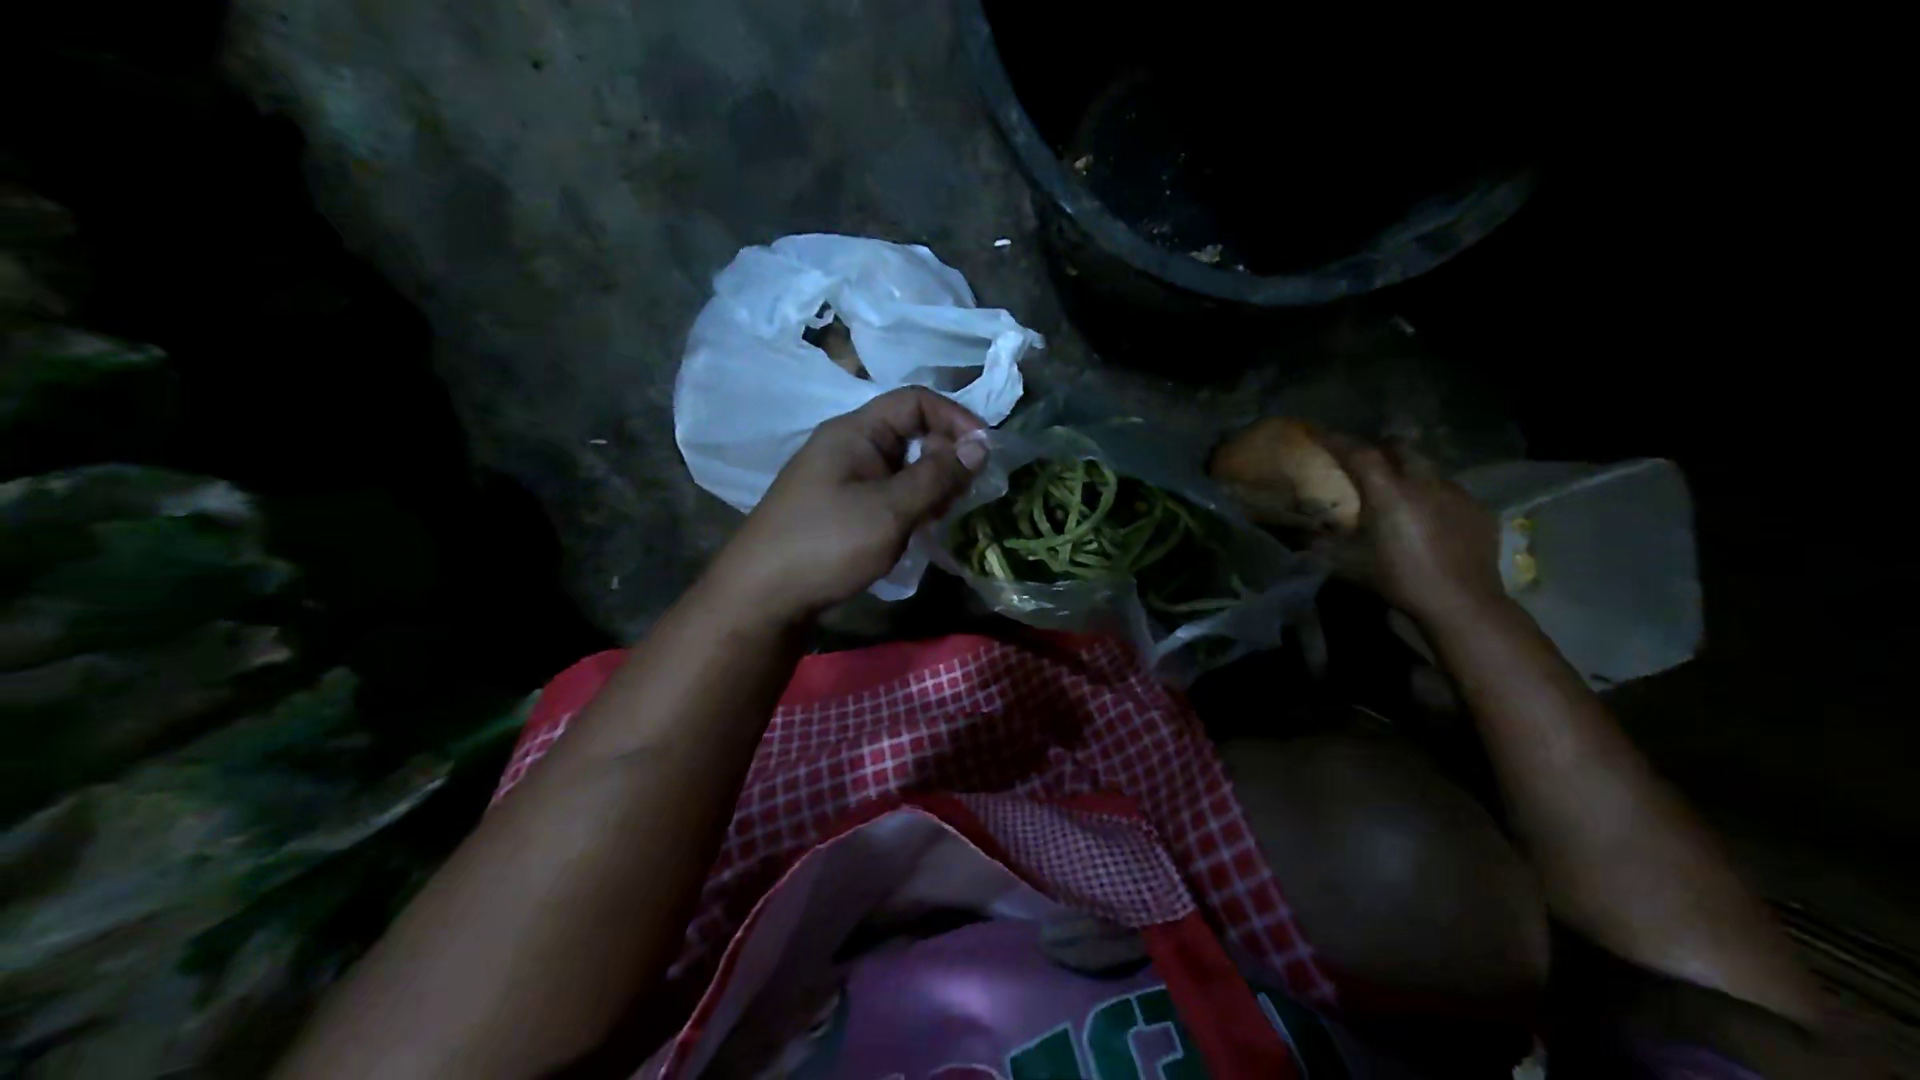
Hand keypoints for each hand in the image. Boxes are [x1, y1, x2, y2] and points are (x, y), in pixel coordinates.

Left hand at [707, 387, 988, 624]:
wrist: (761, 597)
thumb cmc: (826, 544)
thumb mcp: (890, 510)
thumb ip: (937, 476)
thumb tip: (981, 445)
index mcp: (854, 432)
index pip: (915, 401)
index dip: (954, 418)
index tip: (984, 452)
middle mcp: (847, 447)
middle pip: (909, 433)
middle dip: (944, 457)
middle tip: (961, 496)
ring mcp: (840, 479)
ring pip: (900, 467)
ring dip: (928, 486)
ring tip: (941, 519)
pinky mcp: (838, 509)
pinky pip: (885, 493)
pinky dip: (908, 505)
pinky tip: (917, 532)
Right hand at [1320, 435, 1506, 625]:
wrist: (1462, 605)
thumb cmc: (1400, 581)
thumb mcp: (1351, 566)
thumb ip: (1325, 546)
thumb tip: (1303, 539)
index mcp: (1389, 493)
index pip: (1359, 453)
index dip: (1337, 440)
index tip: (1320, 433)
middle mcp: (1424, 483)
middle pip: (1400, 447)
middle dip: (1380, 447)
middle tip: (1364, 458)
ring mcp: (1456, 494)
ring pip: (1428, 468)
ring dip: (1409, 471)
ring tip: (1399, 489)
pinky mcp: (1478, 510)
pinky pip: (1450, 491)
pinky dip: (1433, 495)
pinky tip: (1429, 516)